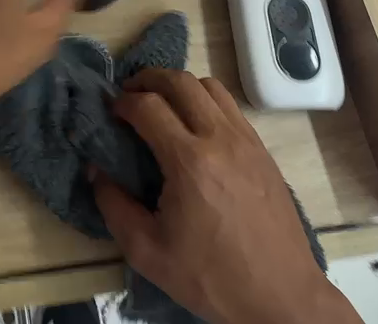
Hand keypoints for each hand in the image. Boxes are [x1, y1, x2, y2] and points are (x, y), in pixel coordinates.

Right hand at [92, 69, 358, 323]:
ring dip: (179, 85)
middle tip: (130, 93)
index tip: (111, 111)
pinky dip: (205, 100)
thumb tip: (96, 170)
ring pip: (209, 86)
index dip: (123, 102)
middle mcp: (219, 139)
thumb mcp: (148, 252)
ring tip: (162, 103)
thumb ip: (114, 206)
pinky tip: (194, 125)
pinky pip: (230, 106)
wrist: (281, 298)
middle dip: (148, 78)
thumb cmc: (212, 277)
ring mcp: (246, 141)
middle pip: (179, 81)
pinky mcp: (262, 150)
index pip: (148, 106)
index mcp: (189, 162)